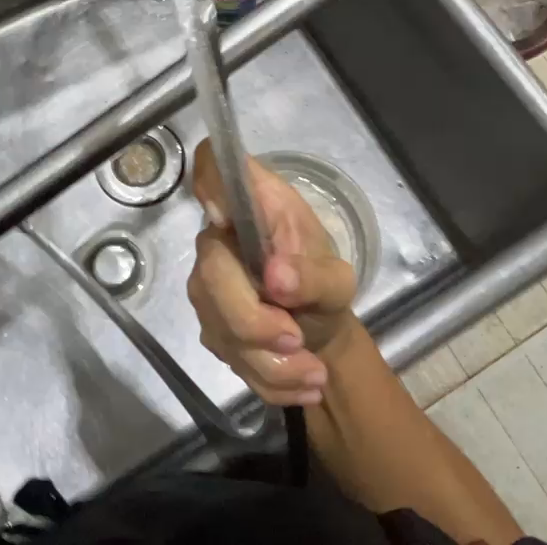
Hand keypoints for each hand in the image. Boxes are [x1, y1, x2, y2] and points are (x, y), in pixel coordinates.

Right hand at [186, 141, 358, 405]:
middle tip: (296, 338)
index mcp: (257, 203)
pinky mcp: (209, 324)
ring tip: (314, 372)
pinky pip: (229, 356)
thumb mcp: (338, 281)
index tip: (225, 218)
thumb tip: (277, 277)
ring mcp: (208, 282)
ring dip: (270, 361)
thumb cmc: (324, 286)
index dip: (211, 183)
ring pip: (219, 324)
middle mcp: (220, 234)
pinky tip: (300, 382)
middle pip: (211, 270)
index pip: (215, 164)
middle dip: (253, 319)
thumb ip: (314, 275)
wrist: (320, 337)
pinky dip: (269, 379)